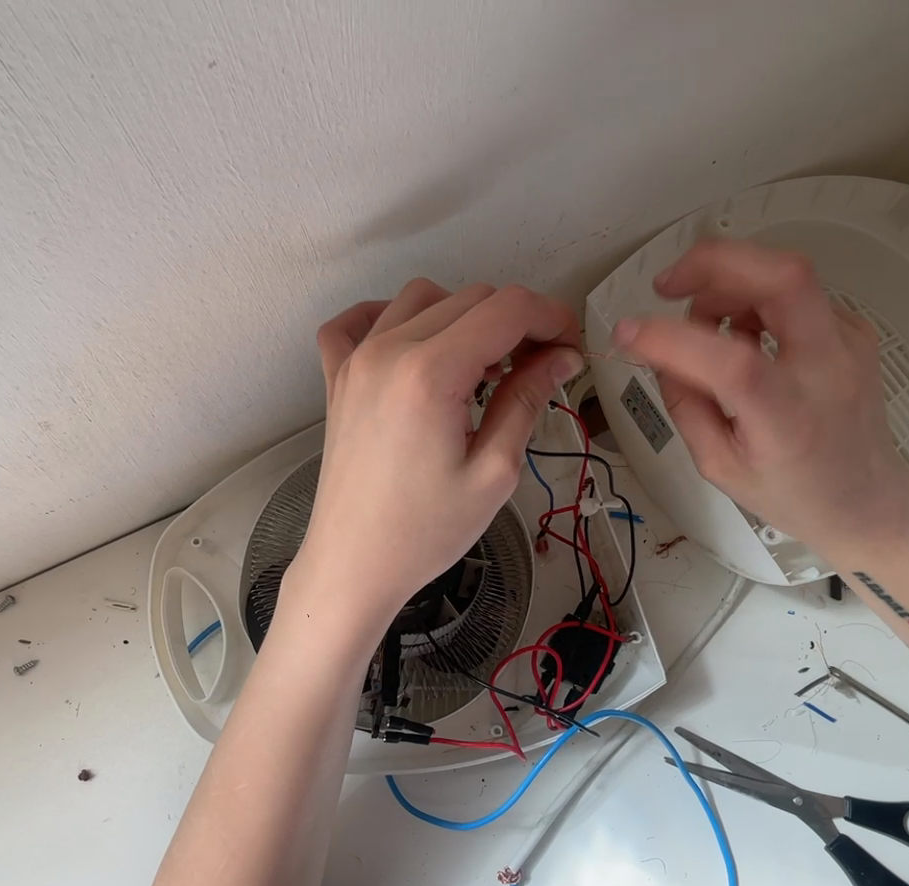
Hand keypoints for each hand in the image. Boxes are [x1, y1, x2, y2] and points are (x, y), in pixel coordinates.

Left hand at [288, 278, 581, 628]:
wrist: (354, 565)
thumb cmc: (421, 533)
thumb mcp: (493, 473)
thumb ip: (526, 401)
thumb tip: (559, 358)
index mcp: (430, 374)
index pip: (508, 309)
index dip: (551, 319)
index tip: (570, 348)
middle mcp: (388, 352)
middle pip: (471, 297)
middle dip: (516, 322)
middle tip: (539, 367)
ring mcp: (356, 361)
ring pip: (421, 298)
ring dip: (464, 317)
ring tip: (484, 367)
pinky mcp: (338, 380)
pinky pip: (357, 321)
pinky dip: (390, 317)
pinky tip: (415, 345)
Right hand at [613, 239, 908, 552]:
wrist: (870, 498)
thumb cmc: (792, 492)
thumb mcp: (720, 466)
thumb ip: (686, 406)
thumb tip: (659, 354)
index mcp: (789, 421)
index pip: (734, 363)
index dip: (674, 339)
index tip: (627, 333)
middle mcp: (828, 370)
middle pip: (783, 277)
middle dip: (713, 263)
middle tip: (667, 285)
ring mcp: (848, 341)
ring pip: (785, 274)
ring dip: (727, 284)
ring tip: (704, 327)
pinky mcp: (852, 328)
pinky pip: (793, 294)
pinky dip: (752, 300)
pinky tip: (740, 335)